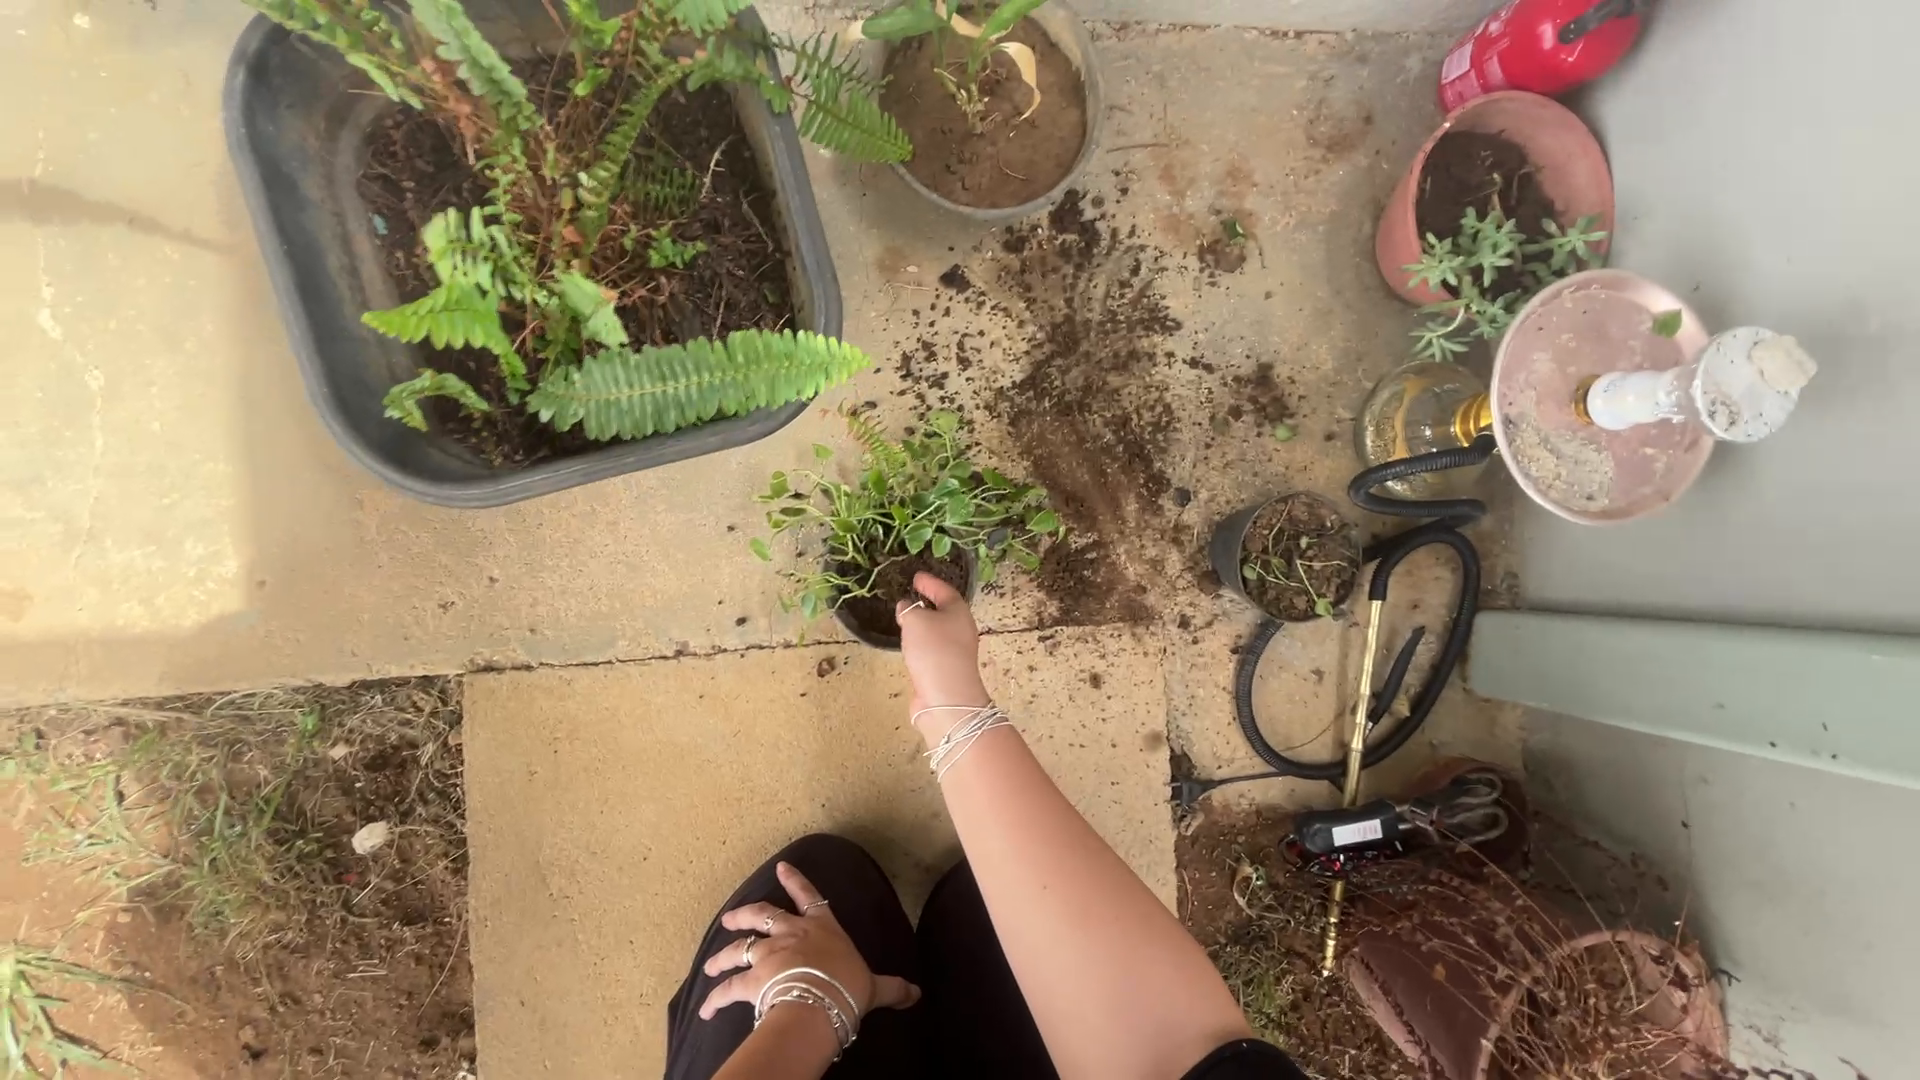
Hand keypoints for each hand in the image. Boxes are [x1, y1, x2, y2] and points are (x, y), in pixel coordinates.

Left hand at [698, 862, 919, 1023]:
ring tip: (709, 966)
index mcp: (821, 927)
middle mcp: (791, 933)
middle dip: (744, 914)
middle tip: (730, 917)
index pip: (809, 896)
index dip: (795, 880)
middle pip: (762, 916)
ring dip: (721, 957)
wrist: (820, 1002)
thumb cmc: (846, 987)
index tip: (781, 866)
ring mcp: (768, 953)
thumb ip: (891, 988)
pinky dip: (716, 999)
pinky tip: (707, 1009)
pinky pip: (728, 988)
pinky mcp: (751, 978)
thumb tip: (917, 994)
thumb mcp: (872, 987)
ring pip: (737, 949)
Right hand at [895, 572, 989, 726]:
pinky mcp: (946, 669)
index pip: (944, 590)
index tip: (916, 576)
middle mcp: (961, 629)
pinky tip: (909, 646)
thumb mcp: (916, 621)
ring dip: (924, 625)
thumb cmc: (933, 650)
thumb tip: (907, 607)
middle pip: (945, 611)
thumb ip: (908, 610)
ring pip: (938, 631)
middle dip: (928, 603)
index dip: (929, 582)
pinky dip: (921, 643)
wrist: (946, 697)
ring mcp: (955, 651)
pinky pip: (932, 649)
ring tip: (906, 620)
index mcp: (958, 612)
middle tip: (911, 597)